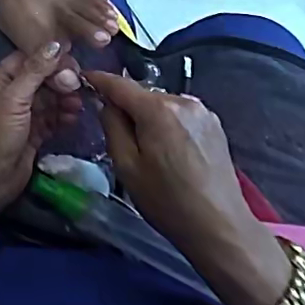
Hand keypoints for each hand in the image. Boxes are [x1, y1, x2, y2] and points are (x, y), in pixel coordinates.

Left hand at [0, 43, 82, 200]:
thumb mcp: (13, 99)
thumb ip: (35, 71)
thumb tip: (56, 43)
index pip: (26, 60)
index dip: (49, 59)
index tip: (73, 61)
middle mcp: (7, 95)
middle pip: (39, 79)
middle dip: (59, 82)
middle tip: (78, 86)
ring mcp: (20, 115)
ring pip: (47, 99)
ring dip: (64, 100)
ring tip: (79, 105)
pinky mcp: (31, 133)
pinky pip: (50, 118)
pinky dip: (62, 116)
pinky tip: (74, 117)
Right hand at [84, 71, 260, 253]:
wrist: (220, 226)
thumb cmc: (167, 200)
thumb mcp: (126, 167)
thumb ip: (112, 126)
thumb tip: (108, 104)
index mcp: (157, 109)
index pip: (120, 84)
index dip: (99, 80)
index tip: (84, 78)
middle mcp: (182, 100)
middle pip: (142, 95)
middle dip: (127, 107)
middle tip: (118, 134)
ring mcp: (202, 111)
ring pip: (162, 105)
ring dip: (149, 117)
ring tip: (148, 149)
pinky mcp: (214, 124)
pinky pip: (180, 114)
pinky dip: (168, 124)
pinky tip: (170, 151)